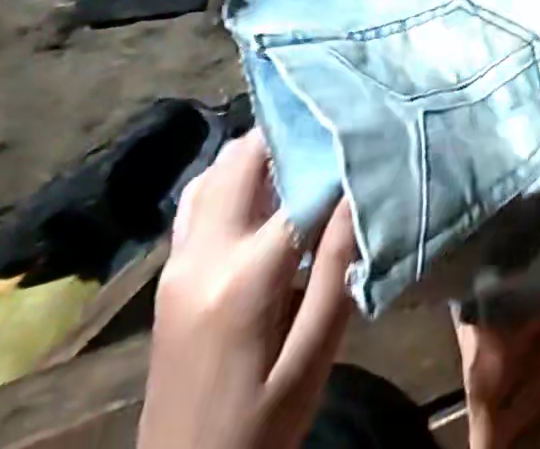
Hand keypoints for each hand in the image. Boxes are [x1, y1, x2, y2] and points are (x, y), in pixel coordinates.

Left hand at [139, 130, 357, 448]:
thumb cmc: (261, 422)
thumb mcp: (313, 356)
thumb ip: (335, 270)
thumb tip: (358, 195)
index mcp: (243, 278)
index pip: (297, 192)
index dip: (335, 155)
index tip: (368, 129)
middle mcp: (202, 257)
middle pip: (241, 164)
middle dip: (288, 132)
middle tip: (336, 120)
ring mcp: (178, 263)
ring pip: (212, 176)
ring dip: (256, 150)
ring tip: (306, 141)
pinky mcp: (171, 274)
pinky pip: (197, 202)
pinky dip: (230, 176)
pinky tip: (263, 181)